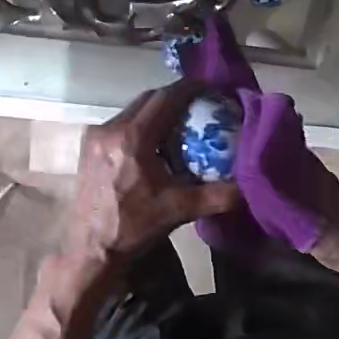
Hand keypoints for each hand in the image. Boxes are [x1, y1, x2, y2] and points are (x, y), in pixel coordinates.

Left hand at [60, 82, 242, 265]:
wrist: (90, 251)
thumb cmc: (133, 227)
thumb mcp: (180, 210)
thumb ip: (218, 195)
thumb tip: (250, 185)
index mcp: (132, 138)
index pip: (165, 98)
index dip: (190, 88)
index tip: (211, 88)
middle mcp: (110, 129)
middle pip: (148, 99)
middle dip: (175, 97)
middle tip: (200, 106)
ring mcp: (95, 137)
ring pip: (132, 110)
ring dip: (157, 112)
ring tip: (181, 124)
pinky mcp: (88, 148)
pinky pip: (120, 124)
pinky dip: (141, 125)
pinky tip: (155, 144)